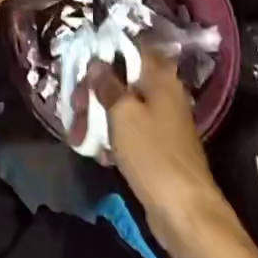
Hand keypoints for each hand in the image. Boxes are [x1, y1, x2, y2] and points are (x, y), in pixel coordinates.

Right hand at [85, 43, 219, 208]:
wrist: (184, 209)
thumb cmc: (152, 153)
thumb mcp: (123, 114)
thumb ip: (108, 85)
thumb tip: (97, 63)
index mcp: (160, 75)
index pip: (133, 47)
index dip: (107, 51)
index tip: (82, 62)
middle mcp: (164, 92)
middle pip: (125, 79)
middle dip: (96, 90)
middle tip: (74, 106)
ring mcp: (162, 120)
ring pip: (124, 107)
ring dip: (99, 117)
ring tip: (76, 134)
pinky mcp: (157, 146)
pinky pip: (130, 131)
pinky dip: (112, 137)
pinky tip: (96, 151)